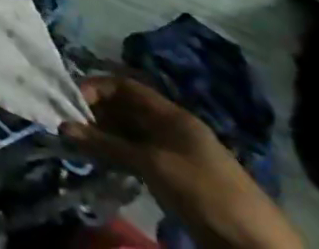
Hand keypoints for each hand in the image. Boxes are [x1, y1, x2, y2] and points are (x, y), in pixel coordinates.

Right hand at [60, 76, 301, 248]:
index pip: (125, 86)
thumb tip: (63, 126)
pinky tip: (99, 161)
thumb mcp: (153, 165)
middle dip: (95, 113)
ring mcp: (172, 153)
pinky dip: (114, 154)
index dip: (96, 88)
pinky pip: (135, 155)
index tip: (70, 102)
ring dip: (102, 136)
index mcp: (172, 115)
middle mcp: (170, 128)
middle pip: (125, 109)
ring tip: (77, 144)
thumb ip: (107, 145)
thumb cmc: (204, 190)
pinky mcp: (172, 176)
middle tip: (68, 125)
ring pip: (127, 134)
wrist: (255, 245)